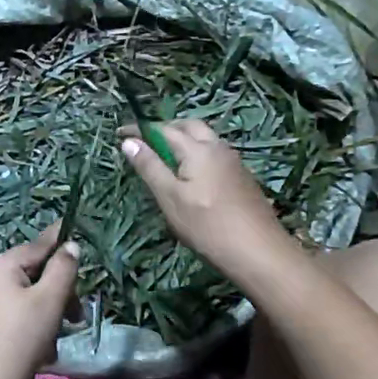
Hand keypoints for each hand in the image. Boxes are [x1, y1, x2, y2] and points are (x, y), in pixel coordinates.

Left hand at [0, 221, 79, 378]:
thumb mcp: (49, 300)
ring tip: (53, 342)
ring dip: (48, 315)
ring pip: (28, 298)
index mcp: (0, 264)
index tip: (73, 227)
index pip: (38, 246)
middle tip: (76, 317)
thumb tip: (70, 245)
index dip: (60, 241)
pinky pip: (16, 315)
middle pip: (34, 274)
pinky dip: (32, 327)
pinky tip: (40, 352)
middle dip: (58, 294)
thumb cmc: (21, 337)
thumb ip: (63, 269)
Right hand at [120, 119, 290, 276]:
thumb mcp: (170, 198)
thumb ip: (150, 167)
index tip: (119, 134)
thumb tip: (129, 142)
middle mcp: (218, 148)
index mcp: (198, 150)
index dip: (140, 129)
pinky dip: (197, 153)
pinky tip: (191, 173)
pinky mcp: (242, 178)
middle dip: (166, 127)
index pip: (164, 129)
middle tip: (145, 140)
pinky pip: (214, 153)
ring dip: (184, 138)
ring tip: (165, 156)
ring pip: (205, 139)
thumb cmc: (207, 226)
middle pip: (190, 126)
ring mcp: (234, 162)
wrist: (258, 251)